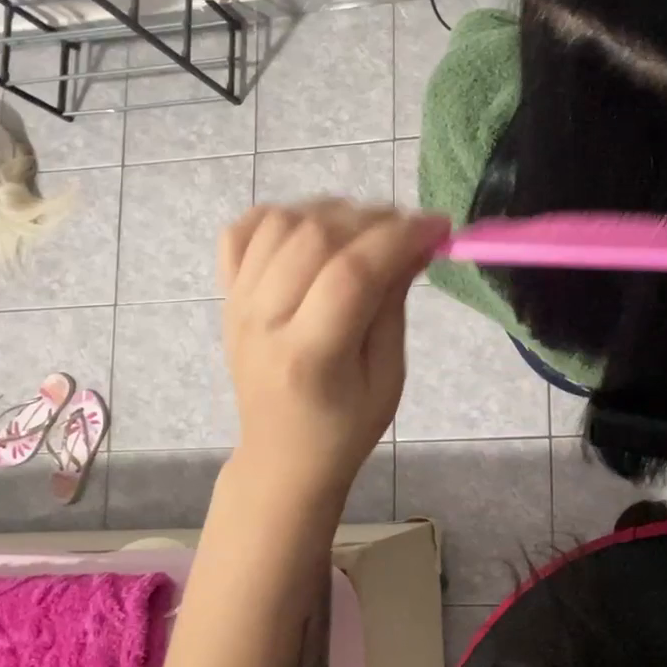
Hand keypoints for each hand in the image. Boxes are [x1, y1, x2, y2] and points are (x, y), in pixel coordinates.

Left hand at [216, 201, 450, 503]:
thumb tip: (414, 243)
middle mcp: (264, 320)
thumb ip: (393, 306)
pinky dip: (281, 215)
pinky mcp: (227, 294)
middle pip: (314, 237)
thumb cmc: (346, 427)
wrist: (282, 455)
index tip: (439, 228)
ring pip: (280, 223)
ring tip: (367, 230)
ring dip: (333, 211)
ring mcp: (237, 303)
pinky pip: (244, 230)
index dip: (400, 238)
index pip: (353, 273)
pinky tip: (314, 231)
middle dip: (373, 219)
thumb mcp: (388, 377)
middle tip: (409, 230)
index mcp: (310, 356)